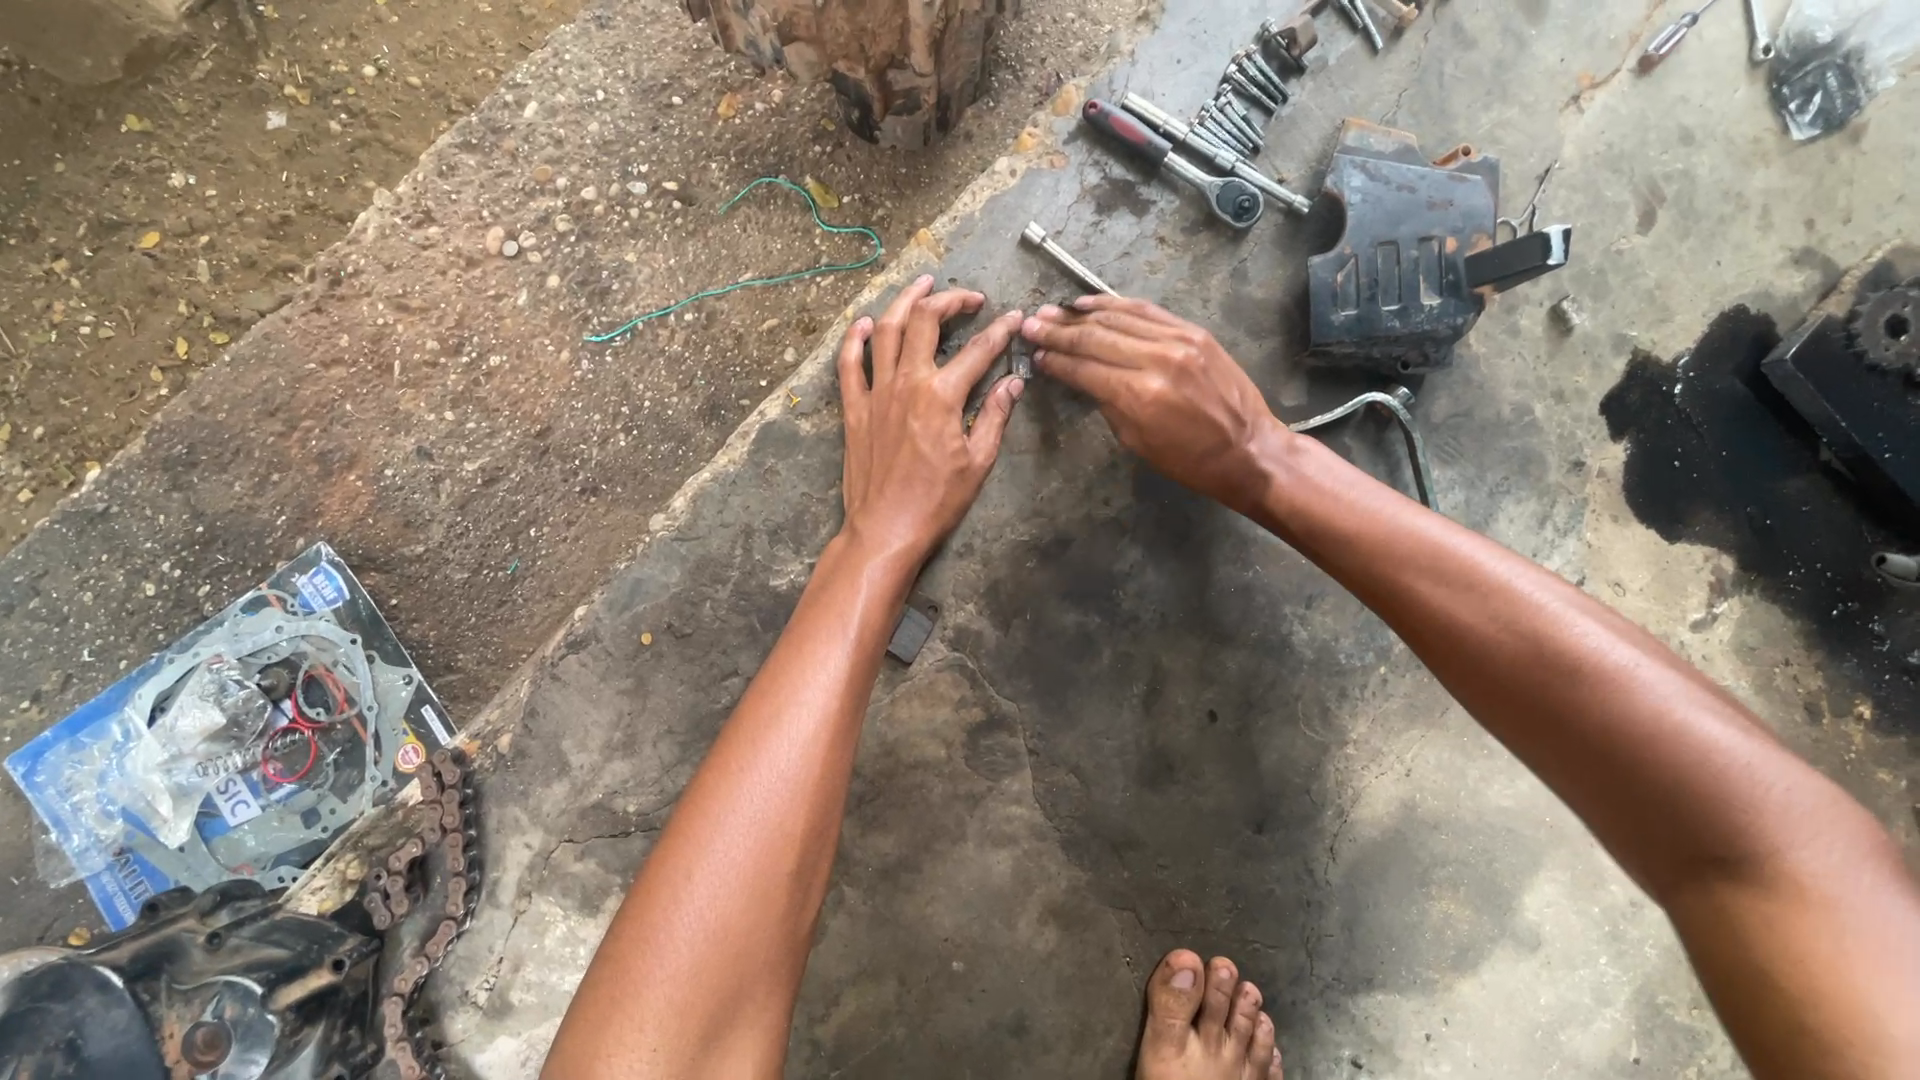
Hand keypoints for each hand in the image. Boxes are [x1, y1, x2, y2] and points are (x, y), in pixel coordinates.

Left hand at [837, 275, 1024, 564]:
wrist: (885, 529)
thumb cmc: (936, 502)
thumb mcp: (978, 462)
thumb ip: (994, 416)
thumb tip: (1012, 383)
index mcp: (941, 396)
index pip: (978, 350)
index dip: (1000, 330)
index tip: (1013, 317)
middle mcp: (906, 383)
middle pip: (925, 321)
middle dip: (950, 300)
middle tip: (968, 297)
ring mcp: (875, 393)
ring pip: (886, 330)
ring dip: (904, 301)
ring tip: (921, 285)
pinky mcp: (853, 409)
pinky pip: (849, 363)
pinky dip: (856, 338)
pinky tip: (867, 323)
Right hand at [1021, 295, 1286, 513]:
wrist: (1248, 449)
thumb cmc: (1188, 460)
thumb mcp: (1136, 441)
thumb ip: (1107, 403)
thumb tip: (1082, 376)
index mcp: (1138, 395)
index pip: (1083, 368)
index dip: (1055, 361)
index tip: (1034, 353)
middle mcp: (1155, 359)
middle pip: (1095, 337)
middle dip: (1058, 331)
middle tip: (1031, 325)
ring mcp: (1177, 340)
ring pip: (1117, 318)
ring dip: (1080, 314)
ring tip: (1053, 311)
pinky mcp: (1193, 332)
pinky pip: (1145, 311)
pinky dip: (1115, 305)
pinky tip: (1091, 303)